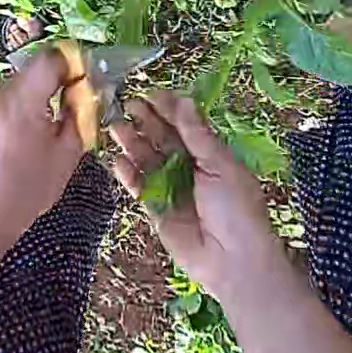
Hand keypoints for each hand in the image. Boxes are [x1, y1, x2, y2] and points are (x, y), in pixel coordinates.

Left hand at [0, 47, 84, 242]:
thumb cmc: (30, 188)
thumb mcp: (68, 152)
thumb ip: (81, 113)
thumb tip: (91, 89)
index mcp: (23, 103)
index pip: (50, 58)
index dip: (74, 62)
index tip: (90, 78)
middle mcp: (2, 94)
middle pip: (39, 64)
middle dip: (65, 73)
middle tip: (83, 95)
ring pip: (29, 75)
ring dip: (50, 84)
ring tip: (65, 109)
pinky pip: (17, 90)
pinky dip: (35, 95)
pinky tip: (45, 119)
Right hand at [109, 91, 290, 303]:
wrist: (233, 259)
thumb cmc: (236, 206)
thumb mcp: (220, 164)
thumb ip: (197, 134)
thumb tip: (184, 100)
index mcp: (209, 151)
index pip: (184, 123)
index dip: (167, 108)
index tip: (149, 94)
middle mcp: (188, 165)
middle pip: (162, 138)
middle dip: (145, 121)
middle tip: (126, 105)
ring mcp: (171, 186)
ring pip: (147, 159)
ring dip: (132, 143)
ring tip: (116, 127)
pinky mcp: (156, 208)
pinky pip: (139, 187)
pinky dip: (128, 175)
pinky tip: (117, 161)